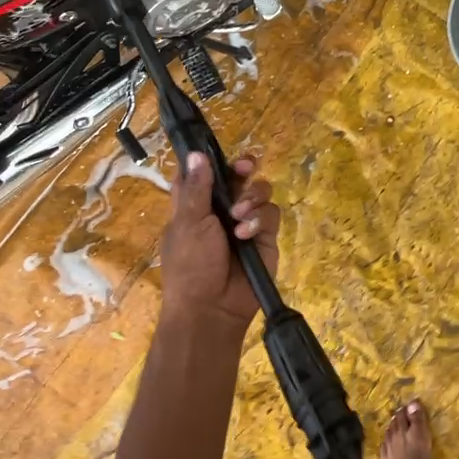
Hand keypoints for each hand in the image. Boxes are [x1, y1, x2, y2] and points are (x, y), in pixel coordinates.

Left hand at [160, 153, 279, 333]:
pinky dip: (260, 220)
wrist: (212, 306)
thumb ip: (196, 188)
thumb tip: (195, 153)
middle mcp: (221, 210)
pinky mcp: (267, 235)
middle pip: (237, 176)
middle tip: (245, 168)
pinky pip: (271, 213)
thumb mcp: (187, 223)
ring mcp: (246, 221)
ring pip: (259, 190)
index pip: (202, 175)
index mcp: (194, 206)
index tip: (213, 152)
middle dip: (243, 168)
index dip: (208, 161)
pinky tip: (247, 234)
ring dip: (251, 197)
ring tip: (240, 215)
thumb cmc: (189, 265)